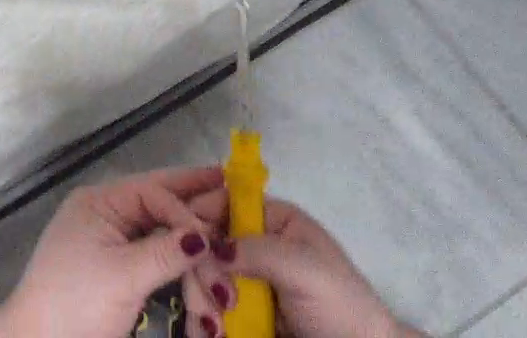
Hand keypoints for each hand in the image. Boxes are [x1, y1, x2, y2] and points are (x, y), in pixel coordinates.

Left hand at [0, 167, 225, 337]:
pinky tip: (203, 281)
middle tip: (236, 214)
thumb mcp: (123, 276)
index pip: (154, 192)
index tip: (214, 239)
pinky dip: (179, 274)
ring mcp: (113, 245)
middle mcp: (108, 216)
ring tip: (221, 268)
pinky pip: (157, 263)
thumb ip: (167, 251)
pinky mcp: (119, 274)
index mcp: (101, 203)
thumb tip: (205, 236)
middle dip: (198, 222)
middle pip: (162, 208)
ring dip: (192, 257)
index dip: (186, 211)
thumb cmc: (75, 303)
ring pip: (164, 239)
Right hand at [187, 192, 421, 337]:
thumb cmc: (342, 308)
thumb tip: (208, 245)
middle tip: (221, 302)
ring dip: (202, 301)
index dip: (198, 215)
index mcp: (271, 220)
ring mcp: (242, 282)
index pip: (222, 202)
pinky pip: (207, 309)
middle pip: (204, 243)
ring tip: (218, 329)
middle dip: (203, 272)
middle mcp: (251, 245)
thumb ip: (259, 251)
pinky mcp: (238, 315)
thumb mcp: (306, 271)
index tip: (184, 241)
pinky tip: (212, 333)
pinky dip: (204, 321)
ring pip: (199, 278)